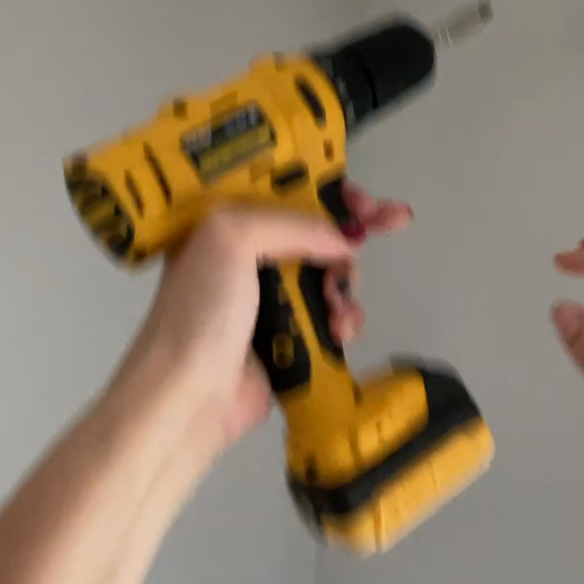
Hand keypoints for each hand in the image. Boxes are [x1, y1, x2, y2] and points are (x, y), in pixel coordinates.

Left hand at [115, 184, 411, 453]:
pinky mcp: (291, 339)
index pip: (287, 191)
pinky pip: (333, 318)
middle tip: (394, 222)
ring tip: (338, 306)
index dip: (330, 188)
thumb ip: (293, 224)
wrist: (189, 396)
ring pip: (332, 276)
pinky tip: (340, 331)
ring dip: (347, 285)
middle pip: (318, 232)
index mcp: (228, 223)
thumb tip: (343, 241)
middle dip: (353, 231)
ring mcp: (272, 300)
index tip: (364, 198)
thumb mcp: (232, 239)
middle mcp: (250, 257)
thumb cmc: (202, 309)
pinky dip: (345, 321)